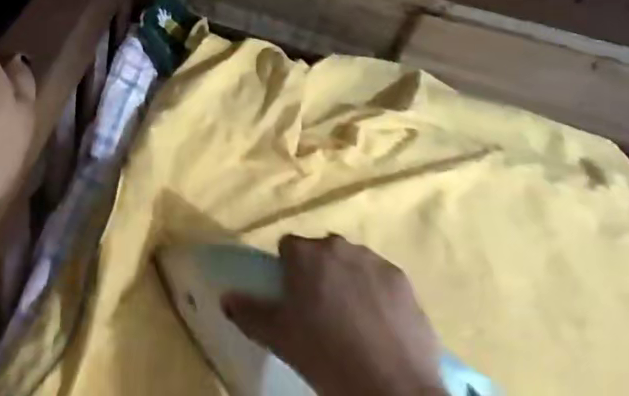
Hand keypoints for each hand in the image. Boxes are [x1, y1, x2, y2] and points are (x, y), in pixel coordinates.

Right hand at [223, 235, 444, 395]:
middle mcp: (337, 247)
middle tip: (321, 312)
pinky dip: (377, 295)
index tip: (293, 299)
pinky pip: (381, 280)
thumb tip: (226, 297)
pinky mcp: (403, 281)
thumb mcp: (279, 338)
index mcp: (304, 254)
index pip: (288, 248)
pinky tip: (379, 327)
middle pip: (322, 252)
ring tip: (353, 322)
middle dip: (319, 273)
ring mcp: (373, 261)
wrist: (393, 390)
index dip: (288, 271)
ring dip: (349, 281)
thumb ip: (249, 313)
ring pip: (353, 263)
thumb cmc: (326, 358)